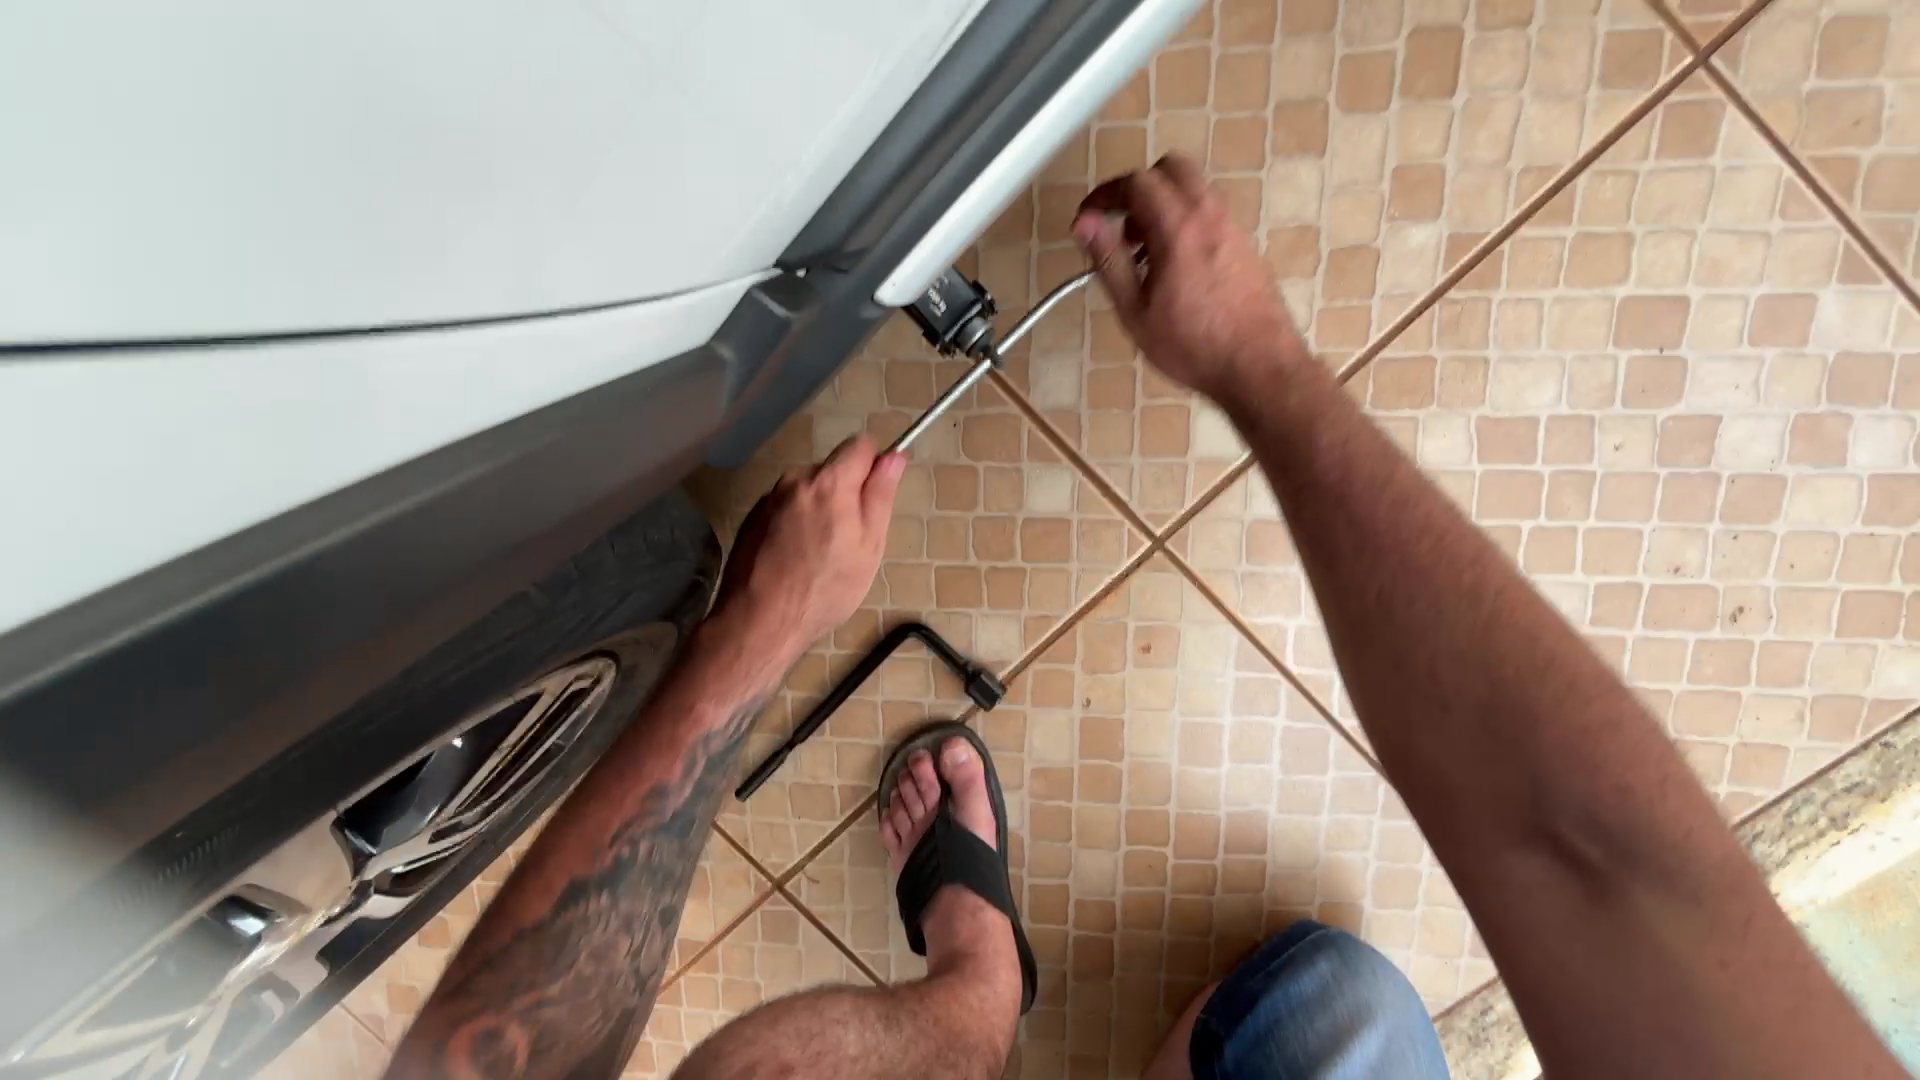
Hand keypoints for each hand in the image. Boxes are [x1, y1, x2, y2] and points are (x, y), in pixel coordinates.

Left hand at [707, 435, 905, 667]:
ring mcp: (769, 498)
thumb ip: (880, 495)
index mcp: (829, 482)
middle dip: (846, 493)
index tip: (878, 494)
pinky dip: (796, 522)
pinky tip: (795, 557)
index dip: (876, 464)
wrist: (760, 620)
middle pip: (832, 469)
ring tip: (821, 553)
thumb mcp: (869, 546)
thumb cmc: (825, 588)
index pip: (860, 445)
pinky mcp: (753, 517)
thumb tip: (895, 457)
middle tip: (851, 538)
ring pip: (808, 490)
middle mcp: (795, 479)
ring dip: (820, 508)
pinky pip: (786, 507)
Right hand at [1073, 153, 1307, 399]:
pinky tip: (1173, 267)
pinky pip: (1210, 212)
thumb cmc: (1191, 346)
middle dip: (1138, 189)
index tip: (1087, 219)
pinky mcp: (1245, 245)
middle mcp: (1209, 215)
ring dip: (1163, 204)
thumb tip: (1085, 224)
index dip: (1104, 195)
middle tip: (1120, 228)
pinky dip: (1184, 220)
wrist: (1258, 366)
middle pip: (1170, 169)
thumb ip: (1108, 261)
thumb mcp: (1135, 311)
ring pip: (1194, 188)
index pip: (1136, 182)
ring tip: (1144, 253)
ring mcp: (1232, 227)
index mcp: (1178, 228)